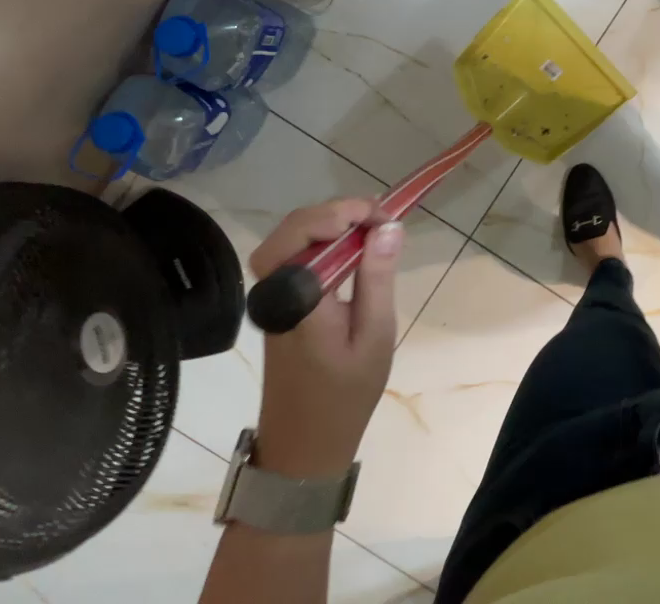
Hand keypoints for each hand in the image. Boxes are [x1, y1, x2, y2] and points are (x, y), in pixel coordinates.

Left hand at [246, 199, 404, 478]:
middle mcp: (275, 293)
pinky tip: (353, 250)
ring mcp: (272, 299)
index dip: (338, 213)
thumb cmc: (345, 395)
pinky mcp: (279, 306)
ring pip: (289, 241)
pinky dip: (323, 244)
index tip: (382, 216)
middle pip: (290, 230)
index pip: (300, 234)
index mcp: (296, 299)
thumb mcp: (375, 336)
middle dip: (335, 213)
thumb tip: (387, 227)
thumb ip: (377, 278)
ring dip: (329, 225)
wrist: (304, 446)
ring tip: (373, 229)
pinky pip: (294, 259)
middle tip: (380, 218)